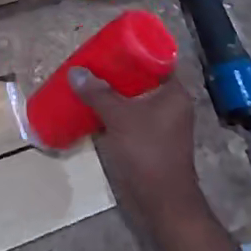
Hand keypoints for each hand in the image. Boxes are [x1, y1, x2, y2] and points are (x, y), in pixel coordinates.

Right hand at [69, 67, 210, 233]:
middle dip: (120, 74)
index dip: (134, 52)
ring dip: (117, 95)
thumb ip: (98, 94)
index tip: (111, 47)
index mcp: (174, 92)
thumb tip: (76, 72)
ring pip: (138, 101)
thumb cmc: (147, 153)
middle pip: (144, 80)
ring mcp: (165, 125)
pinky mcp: (154, 141)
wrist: (163, 203)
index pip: (157, 60)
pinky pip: (134, 118)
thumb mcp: (119, 119)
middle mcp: (173, 104)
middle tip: (96, 65)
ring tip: (91, 84)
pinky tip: (97, 111)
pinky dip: (118, 114)